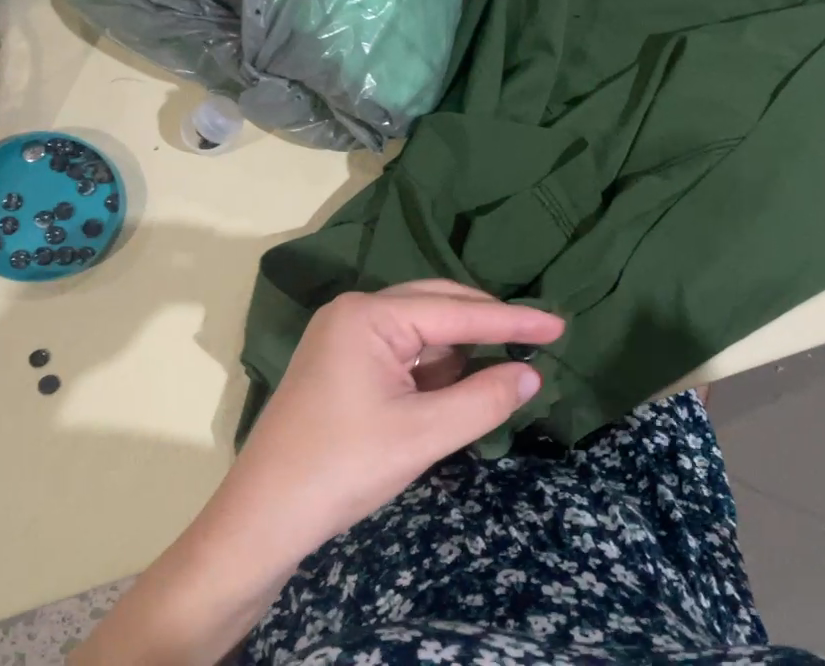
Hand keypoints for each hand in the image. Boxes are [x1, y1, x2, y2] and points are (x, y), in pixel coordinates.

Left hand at [72, 281, 562, 665]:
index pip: (456, 311)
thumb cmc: (342, 468)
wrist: (264, 518)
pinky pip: (403, 353)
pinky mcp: (343, 366)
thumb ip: (483, 400)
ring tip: (507, 364)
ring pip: (422, 332)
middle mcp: (355, 313)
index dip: (512, 321)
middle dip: (487, 327)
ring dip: (462, 350)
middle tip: (540, 339)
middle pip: (438, 307)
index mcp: (369, 316)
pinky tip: (462, 384)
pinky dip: (437, 368)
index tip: (559, 324)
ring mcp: (345, 338)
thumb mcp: (422, 435)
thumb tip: (531, 375)